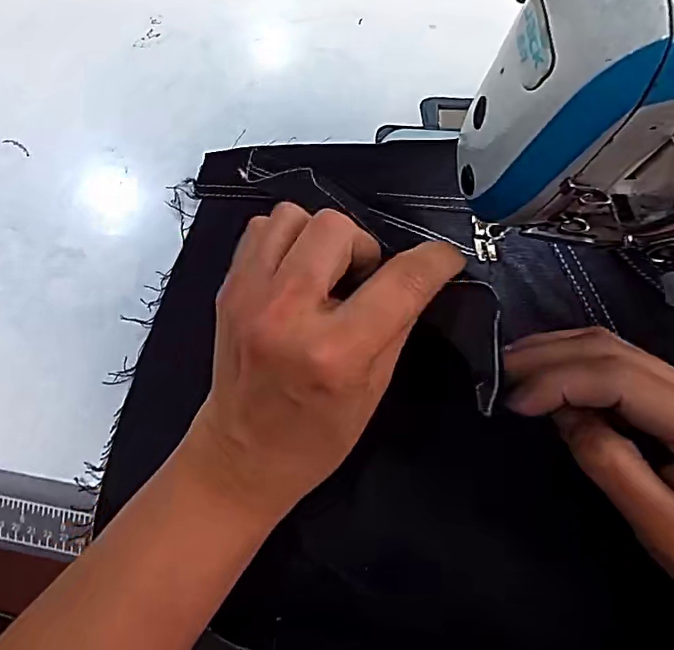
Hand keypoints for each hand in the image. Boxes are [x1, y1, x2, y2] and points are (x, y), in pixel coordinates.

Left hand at [178, 203, 466, 523]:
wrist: (240, 457)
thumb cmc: (316, 435)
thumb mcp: (376, 388)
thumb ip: (400, 322)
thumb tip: (422, 273)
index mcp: (335, 352)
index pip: (400, 281)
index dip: (435, 260)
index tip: (445, 258)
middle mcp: (286, 314)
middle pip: (337, 227)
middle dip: (363, 246)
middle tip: (360, 279)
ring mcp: (249, 295)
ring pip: (295, 216)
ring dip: (320, 237)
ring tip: (323, 272)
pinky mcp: (228, 287)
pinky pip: (262, 227)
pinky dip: (285, 239)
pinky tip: (293, 271)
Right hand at [505, 328, 673, 649]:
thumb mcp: (667, 536)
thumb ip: (611, 466)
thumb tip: (563, 412)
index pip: (625, 380)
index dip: (562, 380)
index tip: (516, 399)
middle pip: (620, 352)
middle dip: (554, 355)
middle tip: (502, 368)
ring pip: (622, 349)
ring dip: (564, 352)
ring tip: (518, 365)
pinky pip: (632, 365)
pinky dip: (585, 365)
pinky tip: (556, 374)